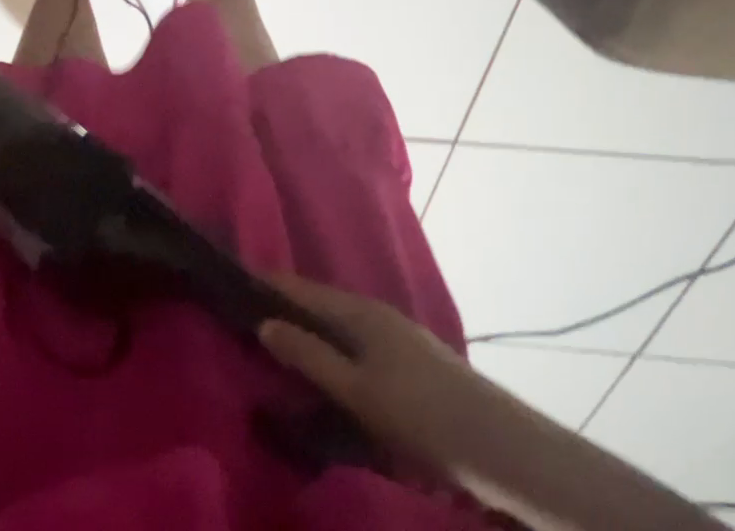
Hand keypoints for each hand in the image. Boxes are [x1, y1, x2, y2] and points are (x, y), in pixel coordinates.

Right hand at [257, 271, 500, 469]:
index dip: (263, 284)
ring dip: (307, 330)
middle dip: (282, 307)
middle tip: (241, 320)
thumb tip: (264, 322)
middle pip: (318, 303)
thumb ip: (308, 355)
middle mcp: (377, 313)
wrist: (507, 452)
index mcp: (359, 311)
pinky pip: (355, 343)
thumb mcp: (356, 390)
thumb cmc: (423, 416)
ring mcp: (399, 337)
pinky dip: (331, 347)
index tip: (227, 284)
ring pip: (338, 325)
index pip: (298, 287)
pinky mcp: (412, 362)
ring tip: (275, 344)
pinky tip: (324, 367)